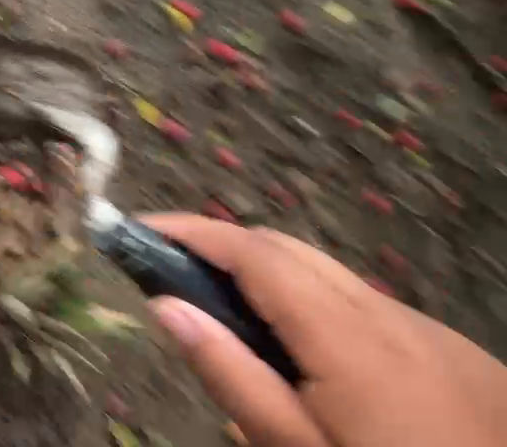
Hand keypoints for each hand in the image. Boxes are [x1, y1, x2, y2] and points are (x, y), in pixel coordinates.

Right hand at [142, 213, 506, 446]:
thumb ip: (230, 375)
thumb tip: (163, 303)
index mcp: (354, 341)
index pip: (255, 253)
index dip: (189, 231)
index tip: (132, 229)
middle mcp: (401, 322)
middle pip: (291, 251)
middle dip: (221, 247)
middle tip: (166, 270)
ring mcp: (445, 341)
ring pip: (334, 278)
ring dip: (272, 278)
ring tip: (232, 317)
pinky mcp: (472, 364)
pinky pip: (376, 311)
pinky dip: (322, 308)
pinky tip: (313, 356)